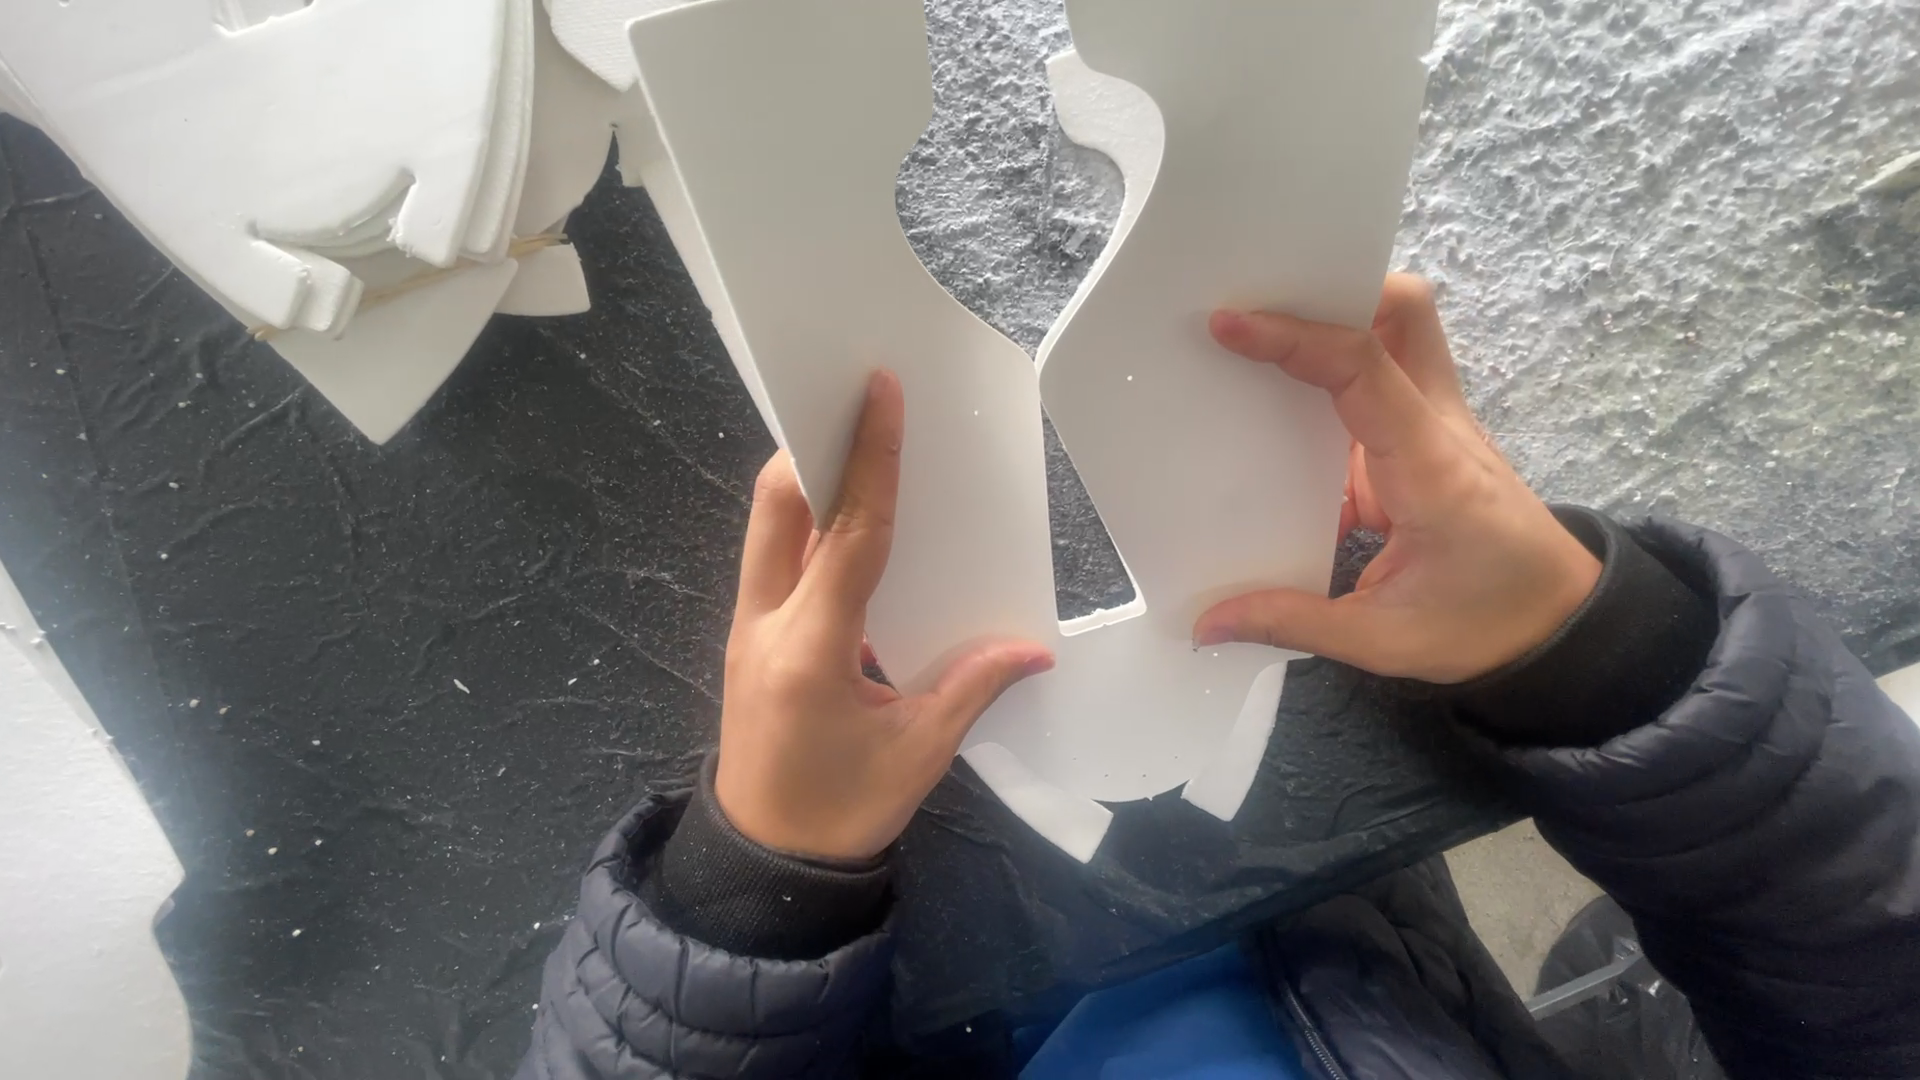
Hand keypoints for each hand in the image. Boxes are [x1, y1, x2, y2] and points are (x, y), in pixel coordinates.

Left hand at [715, 371, 1054, 859]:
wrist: (764, 863)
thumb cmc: (843, 811)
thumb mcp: (918, 753)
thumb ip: (973, 687)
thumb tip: (1034, 648)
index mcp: (811, 650)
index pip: (849, 534)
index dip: (870, 460)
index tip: (879, 393)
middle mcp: (767, 623)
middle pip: (777, 508)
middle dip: (813, 449)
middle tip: (854, 410)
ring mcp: (748, 627)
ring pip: (766, 527)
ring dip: (805, 481)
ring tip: (852, 450)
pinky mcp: (749, 637)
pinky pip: (773, 557)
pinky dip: (804, 521)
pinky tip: (844, 522)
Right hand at [1193, 275, 1601, 683]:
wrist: (1559, 624)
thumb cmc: (1483, 626)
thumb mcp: (1382, 641)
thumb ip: (1290, 623)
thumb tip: (1207, 622)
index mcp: (1429, 470)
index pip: (1364, 372)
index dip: (1296, 338)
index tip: (1230, 323)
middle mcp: (1437, 427)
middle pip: (1405, 314)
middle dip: (1336, 291)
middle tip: (1264, 301)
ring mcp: (1434, 425)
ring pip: (1400, 330)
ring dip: (1338, 315)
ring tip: (1262, 330)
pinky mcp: (1420, 437)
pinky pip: (1380, 374)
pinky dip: (1334, 360)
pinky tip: (1282, 390)